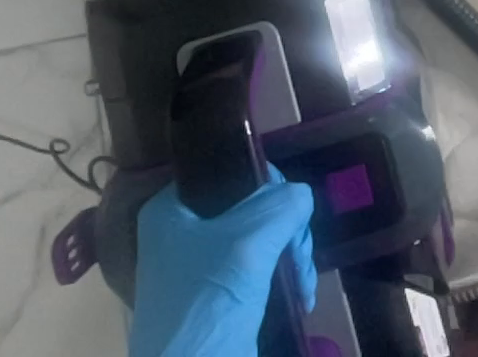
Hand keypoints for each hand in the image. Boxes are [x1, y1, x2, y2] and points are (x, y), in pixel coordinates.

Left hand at [128, 169, 317, 356]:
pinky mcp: (218, 298)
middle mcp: (183, 230)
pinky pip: (260, 269)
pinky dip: (285, 279)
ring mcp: (200, 266)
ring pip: (263, 238)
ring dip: (292, 257)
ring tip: (304, 289)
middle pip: (254, 205)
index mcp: (172, 207)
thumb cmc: (206, 309)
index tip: (291, 215)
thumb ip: (281, 205)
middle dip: (286, 231)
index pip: (233, 168)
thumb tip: (300, 196)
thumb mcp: (247, 244)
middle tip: (300, 260)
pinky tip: (300, 299)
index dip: (269, 184)